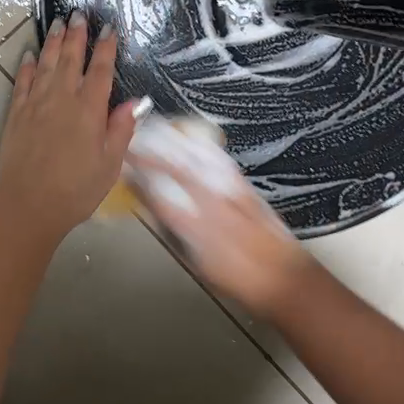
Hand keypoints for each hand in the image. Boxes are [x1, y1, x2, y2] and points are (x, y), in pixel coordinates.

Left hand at [0, 12, 138, 245]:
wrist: (29, 203)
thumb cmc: (76, 189)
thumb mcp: (109, 165)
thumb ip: (121, 130)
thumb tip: (134, 102)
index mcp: (89, 110)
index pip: (100, 71)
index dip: (105, 48)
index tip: (109, 28)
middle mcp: (62, 98)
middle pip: (70, 59)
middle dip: (76, 35)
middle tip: (78, 13)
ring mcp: (36, 102)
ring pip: (46, 64)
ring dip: (52, 42)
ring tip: (57, 22)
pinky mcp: (16, 112)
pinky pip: (23, 81)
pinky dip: (27, 65)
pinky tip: (30, 54)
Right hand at [126, 122, 314, 313]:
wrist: (283, 276)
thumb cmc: (234, 276)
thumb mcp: (194, 259)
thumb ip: (172, 228)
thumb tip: (151, 203)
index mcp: (191, 222)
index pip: (155, 190)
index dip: (135, 173)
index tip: (120, 161)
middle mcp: (206, 199)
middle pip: (172, 164)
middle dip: (147, 147)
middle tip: (129, 136)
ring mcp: (225, 186)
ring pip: (191, 155)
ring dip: (168, 138)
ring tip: (151, 128)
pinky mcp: (240, 181)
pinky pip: (211, 154)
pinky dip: (193, 141)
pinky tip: (185, 133)